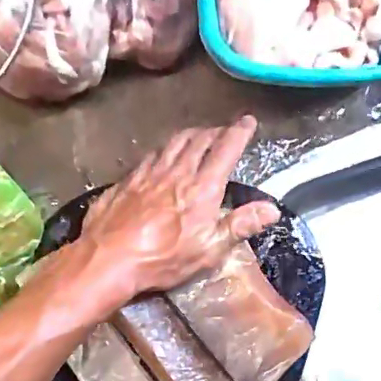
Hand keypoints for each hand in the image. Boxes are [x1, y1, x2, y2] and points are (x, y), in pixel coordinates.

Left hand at [79, 117, 279, 302]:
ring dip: (190, 135)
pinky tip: (162, 157)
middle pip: (199, 140)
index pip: (226, 149)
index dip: (239, 133)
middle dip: (215, 131)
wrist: (109, 258)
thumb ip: (240, 225)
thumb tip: (272, 208)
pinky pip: (151, 155)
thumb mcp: (209, 250)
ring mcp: (148, 173)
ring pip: (173, 143)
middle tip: (223, 131)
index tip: (248, 122)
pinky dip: (164, 150)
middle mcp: (177, 172)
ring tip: (197, 136)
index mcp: (202, 187)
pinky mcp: (127, 181)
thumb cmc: (164, 258)